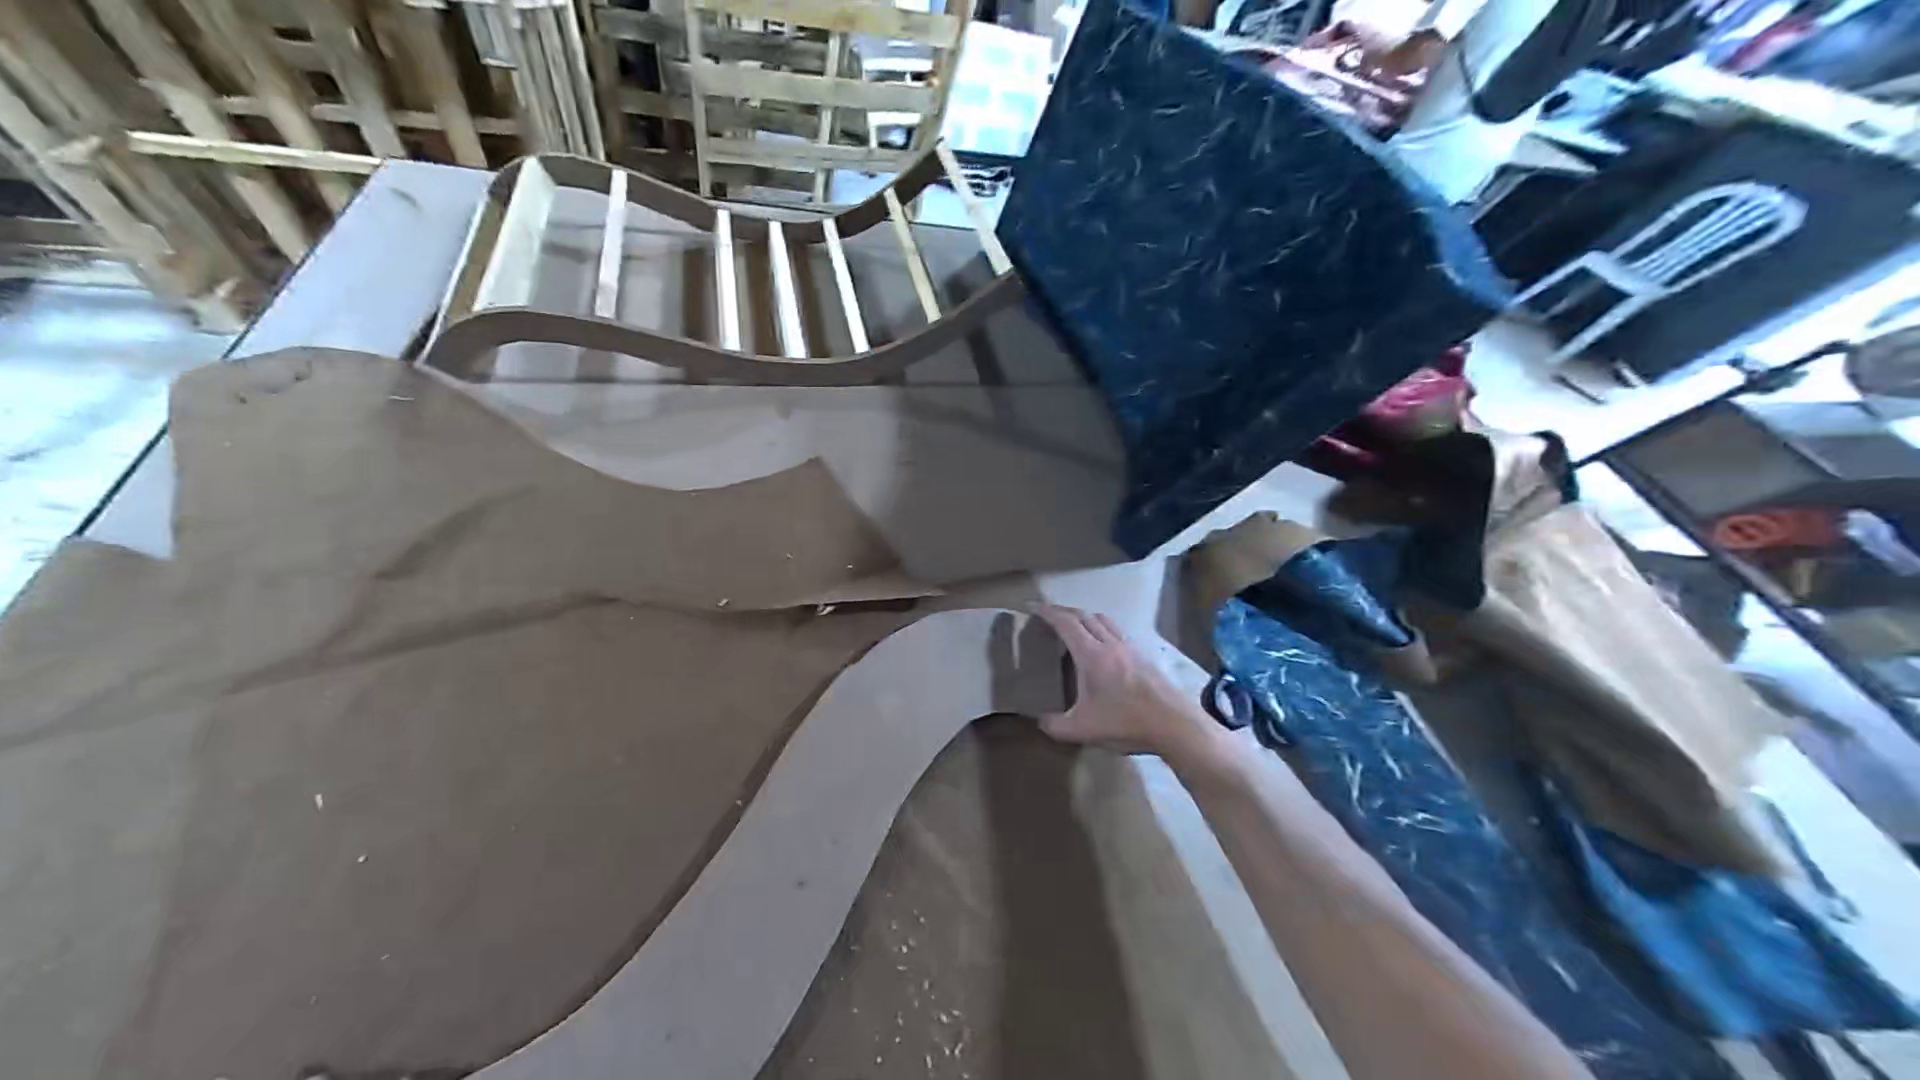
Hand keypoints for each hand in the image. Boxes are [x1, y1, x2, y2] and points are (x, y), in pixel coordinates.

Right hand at [1033, 605, 1224, 762]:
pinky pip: (1118, 632)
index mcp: (1091, 654)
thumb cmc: (1125, 722)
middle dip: (1064, 612)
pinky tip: (1104, 649)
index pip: (1065, 622)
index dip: (1047, 612)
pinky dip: (1104, 630)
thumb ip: (1055, 726)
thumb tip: (1040, 721)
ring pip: (1104, 620)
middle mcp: (1110, 643)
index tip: (1033, 607)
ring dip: (1086, 618)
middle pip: (1084, 615)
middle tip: (1049, 618)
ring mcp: (1130, 647)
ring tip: (1076, 630)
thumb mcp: (1082, 730)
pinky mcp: (1144, 655)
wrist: (1173, 724)